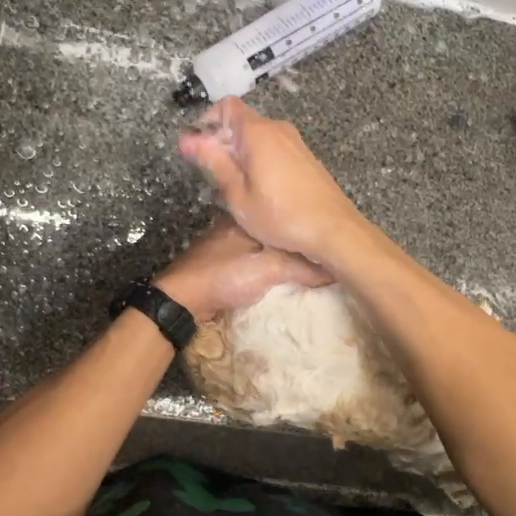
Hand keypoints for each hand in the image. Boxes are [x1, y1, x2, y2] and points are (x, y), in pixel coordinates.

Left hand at [152, 218, 331, 321]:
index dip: (302, 227)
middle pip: (272, 232)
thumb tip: (333, 270)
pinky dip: (263, 268)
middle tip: (317, 257)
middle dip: (292, 242)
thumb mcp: (269, 269)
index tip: (323, 240)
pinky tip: (276, 279)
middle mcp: (234, 227)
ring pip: (260, 247)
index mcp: (245, 218)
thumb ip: (301, 268)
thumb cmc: (225, 276)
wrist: (181, 299)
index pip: (282, 216)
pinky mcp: (218, 265)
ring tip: (303, 269)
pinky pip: (249, 262)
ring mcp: (224, 246)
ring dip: (278, 257)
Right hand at [176, 98, 368, 262]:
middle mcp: (278, 130)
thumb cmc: (281, 216)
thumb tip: (187, 139)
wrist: (334, 230)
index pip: (226, 106)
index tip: (197, 148)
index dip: (207, 121)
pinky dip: (259, 162)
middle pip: (242, 122)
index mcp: (258, 132)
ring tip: (235, 189)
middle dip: (221, 143)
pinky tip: (260, 192)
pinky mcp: (305, 158)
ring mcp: (295, 143)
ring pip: (258, 138)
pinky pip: (274, 150)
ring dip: (240, 155)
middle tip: (212, 176)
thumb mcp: (238, 194)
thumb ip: (213, 162)